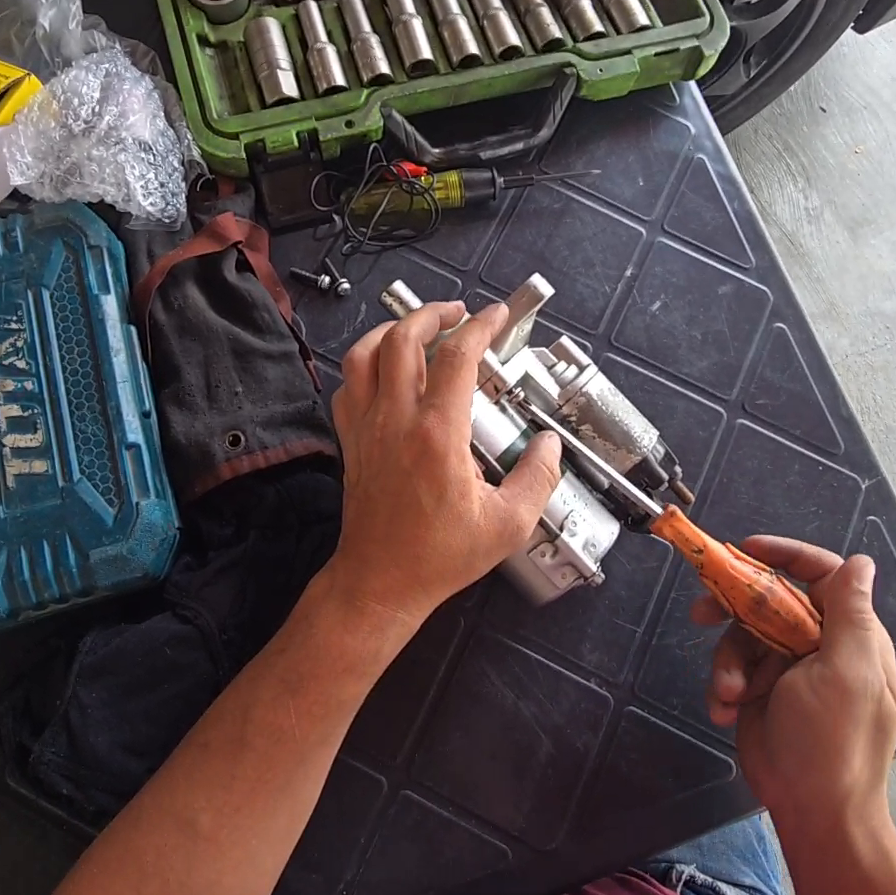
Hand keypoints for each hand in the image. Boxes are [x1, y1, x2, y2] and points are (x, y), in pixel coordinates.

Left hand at [326, 299, 562, 627]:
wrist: (380, 581)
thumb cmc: (439, 556)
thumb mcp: (508, 525)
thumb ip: (537, 479)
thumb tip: (547, 446)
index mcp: (437, 435)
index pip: (458, 357)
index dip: (481, 326)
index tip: (497, 315)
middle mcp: (396, 420)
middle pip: (402, 339)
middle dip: (432, 313)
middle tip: (457, 313)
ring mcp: (366, 428)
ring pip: (364, 354)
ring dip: (392, 330)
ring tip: (418, 329)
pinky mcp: (350, 440)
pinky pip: (348, 385)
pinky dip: (365, 364)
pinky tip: (385, 371)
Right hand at [693, 537, 895, 832]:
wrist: (812, 810)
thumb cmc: (834, 741)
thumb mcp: (845, 673)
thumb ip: (851, 615)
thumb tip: (862, 562)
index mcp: (850, 637)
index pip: (822, 576)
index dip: (786, 555)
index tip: (747, 549)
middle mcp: (819, 646)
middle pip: (769, 601)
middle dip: (734, 609)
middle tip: (701, 612)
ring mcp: (788, 669)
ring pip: (742, 636)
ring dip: (727, 663)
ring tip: (728, 692)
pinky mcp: (760, 691)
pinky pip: (732, 668)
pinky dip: (723, 686)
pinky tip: (726, 708)